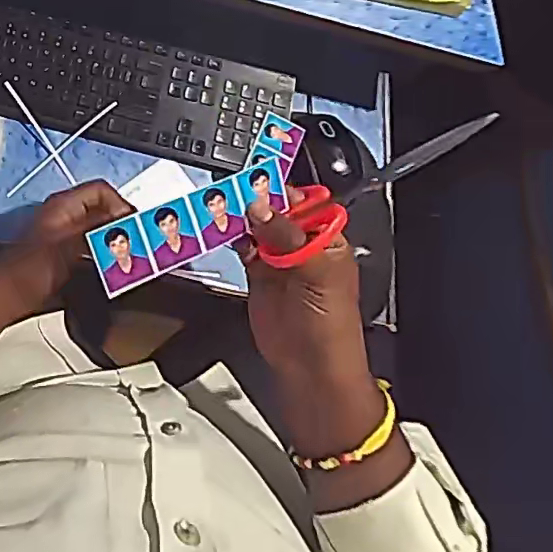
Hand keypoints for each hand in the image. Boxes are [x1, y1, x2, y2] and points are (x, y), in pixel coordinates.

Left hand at [0, 181, 132, 399]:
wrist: (5, 297)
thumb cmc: (27, 271)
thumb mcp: (67, 248)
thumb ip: (97, 234)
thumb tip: (125, 227)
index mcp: (62, 206)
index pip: (101, 191)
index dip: (120, 205)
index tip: (134, 226)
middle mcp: (64, 216)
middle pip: (103, 211)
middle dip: (122, 225)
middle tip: (139, 244)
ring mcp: (64, 235)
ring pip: (99, 231)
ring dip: (115, 242)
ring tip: (130, 258)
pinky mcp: (64, 255)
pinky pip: (93, 248)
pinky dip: (105, 255)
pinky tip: (113, 270)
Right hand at [234, 186, 364, 382]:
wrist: (310, 368)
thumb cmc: (330, 326)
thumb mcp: (315, 274)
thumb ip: (286, 237)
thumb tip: (260, 207)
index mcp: (326, 237)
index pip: (301, 201)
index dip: (278, 191)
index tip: (254, 183)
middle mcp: (300, 242)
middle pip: (273, 210)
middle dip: (253, 201)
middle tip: (232, 194)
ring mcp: (277, 256)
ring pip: (254, 224)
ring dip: (239, 217)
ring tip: (222, 209)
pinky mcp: (256, 269)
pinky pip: (240, 243)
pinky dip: (230, 235)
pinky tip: (222, 230)